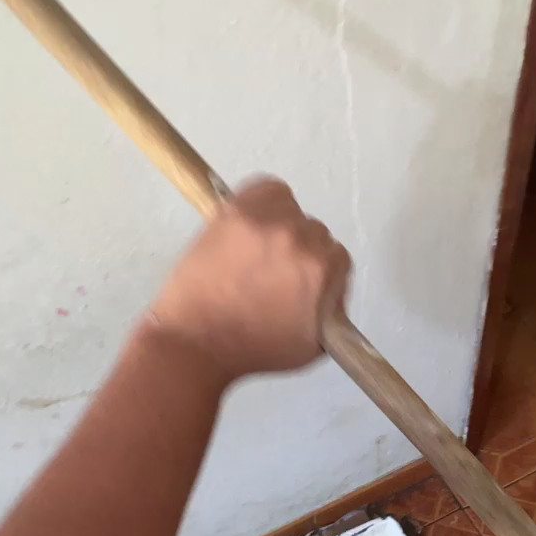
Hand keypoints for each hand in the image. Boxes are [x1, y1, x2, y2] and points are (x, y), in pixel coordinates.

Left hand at [148, 177, 350, 380]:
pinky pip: (269, 188)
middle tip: (277, 274)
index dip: (322, 273)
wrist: (197, 339)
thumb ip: (334, 312)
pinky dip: (267, 202)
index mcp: (322, 270)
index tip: (303, 284)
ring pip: (293, 210)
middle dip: (301, 253)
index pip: (338, 256)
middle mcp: (298, 239)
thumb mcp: (313, 346)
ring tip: (261, 254)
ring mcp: (265, 222)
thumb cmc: (255, 348)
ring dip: (284, 227)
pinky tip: (256, 227)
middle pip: (316, 233)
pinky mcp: (236, 210)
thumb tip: (334, 290)